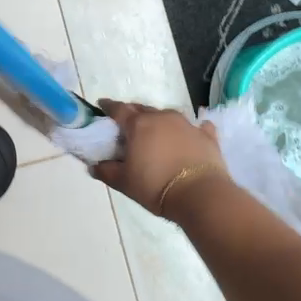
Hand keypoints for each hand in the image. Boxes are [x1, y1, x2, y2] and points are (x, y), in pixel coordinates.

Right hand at [91, 100, 227, 218]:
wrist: (201, 195)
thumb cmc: (156, 186)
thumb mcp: (125, 183)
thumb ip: (107, 171)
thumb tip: (94, 165)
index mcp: (138, 125)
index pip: (119, 109)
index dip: (108, 107)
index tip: (102, 105)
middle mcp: (162, 117)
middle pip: (143, 109)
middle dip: (133, 114)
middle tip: (128, 126)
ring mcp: (186, 124)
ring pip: (167, 115)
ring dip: (159, 121)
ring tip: (157, 134)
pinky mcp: (206, 136)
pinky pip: (197, 127)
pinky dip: (190, 130)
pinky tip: (191, 137)